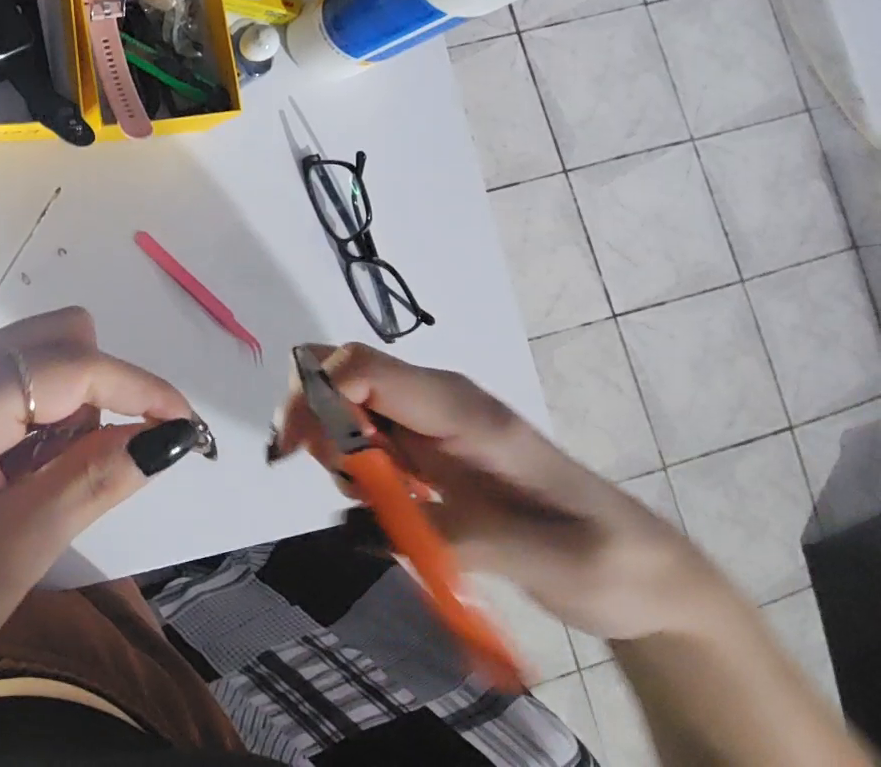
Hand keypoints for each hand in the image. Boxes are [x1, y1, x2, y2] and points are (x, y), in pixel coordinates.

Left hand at [0, 307, 198, 700]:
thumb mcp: (16, 550)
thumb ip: (93, 482)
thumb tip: (169, 434)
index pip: (72, 365)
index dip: (140, 388)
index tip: (190, 429)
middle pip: (54, 338)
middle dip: (100, 391)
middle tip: (98, 469)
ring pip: (38, 357)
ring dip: (71, 406)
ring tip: (49, 485)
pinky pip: (14, 383)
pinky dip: (43, 417)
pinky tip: (25, 475)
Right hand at [273, 343, 730, 642]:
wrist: (645, 577)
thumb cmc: (606, 563)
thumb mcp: (544, 560)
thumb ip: (452, 536)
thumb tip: (357, 528)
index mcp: (465, 412)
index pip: (363, 368)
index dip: (316, 396)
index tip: (299, 453)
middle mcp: (437, 404)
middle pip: (338, 372)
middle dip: (310, 415)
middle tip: (328, 472)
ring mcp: (428, 426)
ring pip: (340, 402)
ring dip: (329, 446)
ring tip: (372, 499)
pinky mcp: (423, 451)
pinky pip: (357, 435)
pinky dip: (347, 464)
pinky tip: (382, 502)